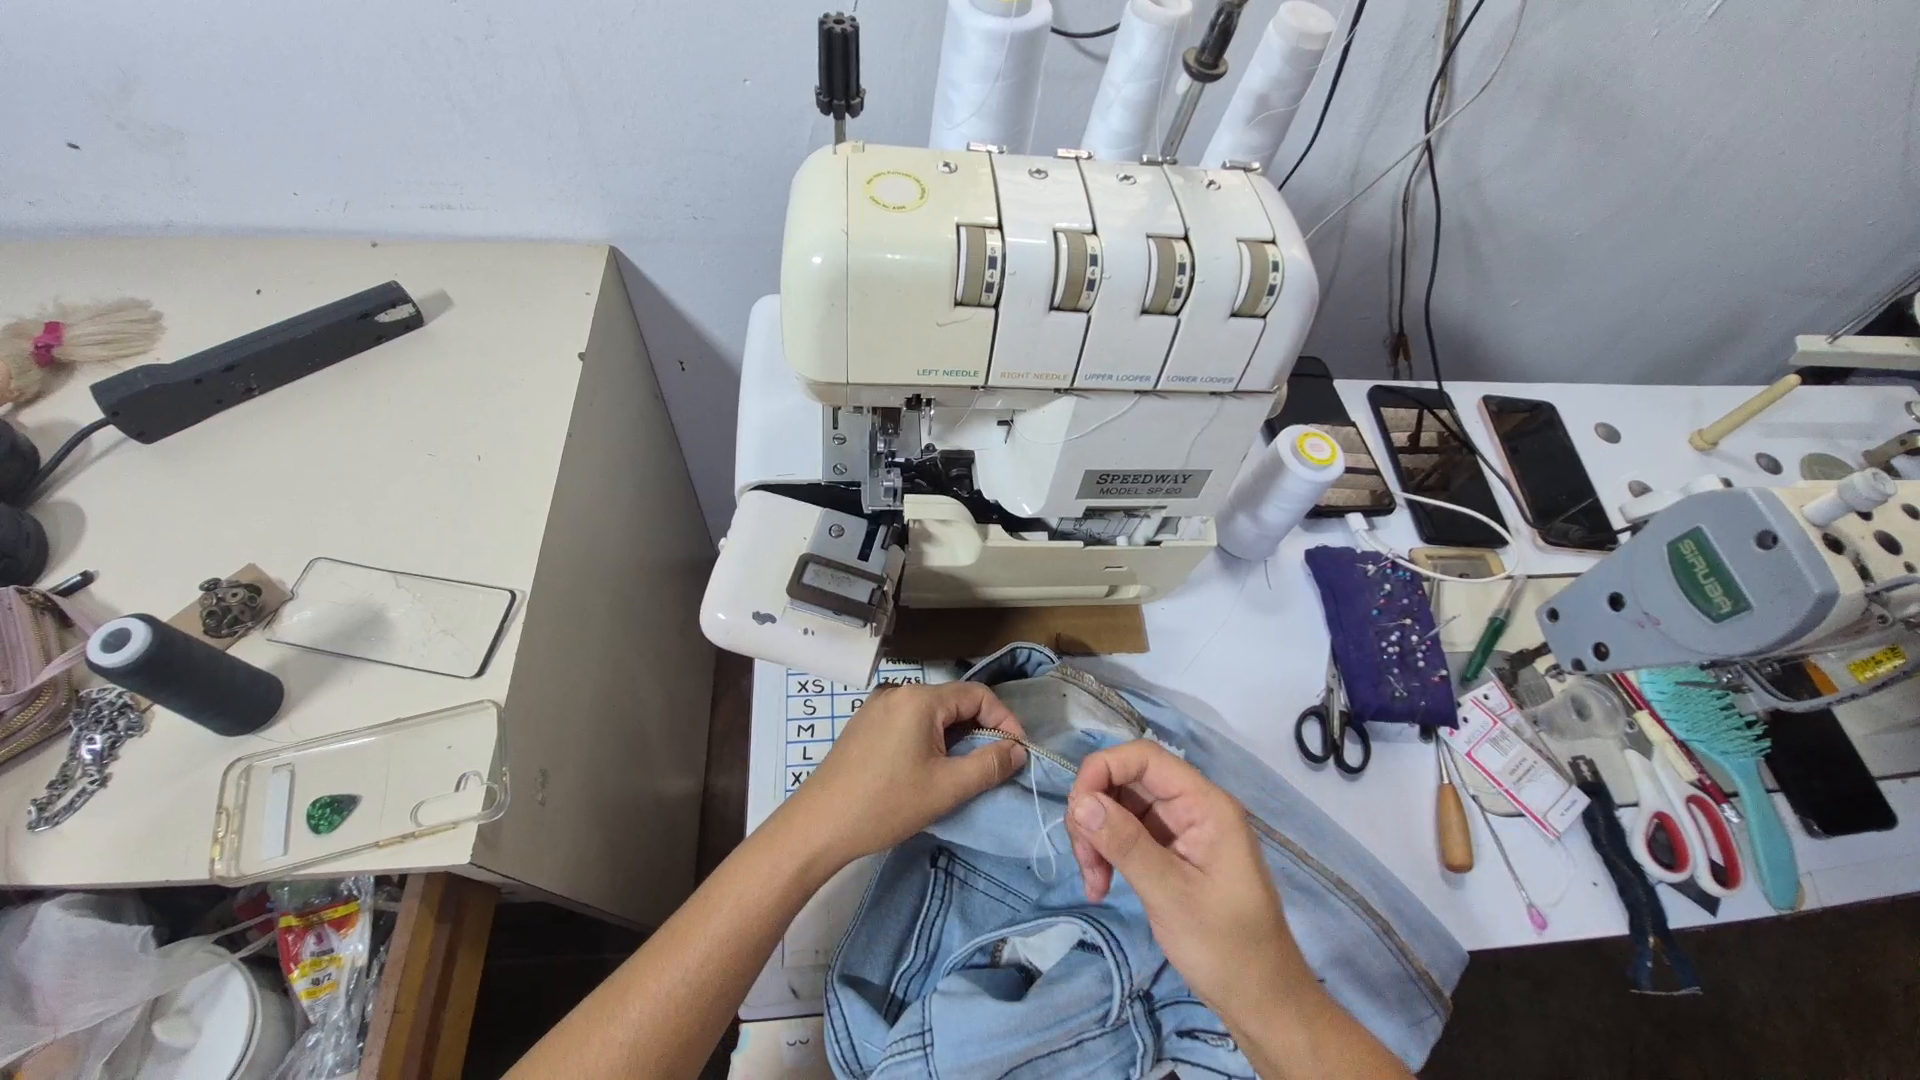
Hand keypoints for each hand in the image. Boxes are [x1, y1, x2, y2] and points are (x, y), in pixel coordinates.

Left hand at [781, 681, 1027, 866]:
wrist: (819, 825)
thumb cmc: (886, 804)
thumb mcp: (948, 787)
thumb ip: (990, 764)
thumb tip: (1017, 749)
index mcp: (919, 699)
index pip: (977, 695)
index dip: (1004, 720)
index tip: (1016, 752)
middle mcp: (897, 693)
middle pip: (954, 702)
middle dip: (980, 730)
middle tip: (994, 765)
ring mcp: (877, 708)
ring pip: (932, 715)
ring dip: (955, 737)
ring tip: (964, 771)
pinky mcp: (864, 726)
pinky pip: (909, 723)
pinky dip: (930, 740)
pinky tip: (929, 769)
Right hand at [1065, 739, 1304, 1016]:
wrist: (1261, 1000)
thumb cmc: (1226, 947)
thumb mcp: (1172, 894)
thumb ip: (1126, 843)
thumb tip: (1081, 801)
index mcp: (1205, 804)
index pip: (1144, 757)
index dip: (1103, 770)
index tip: (1077, 811)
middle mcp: (1191, 807)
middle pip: (1126, 780)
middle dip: (1095, 813)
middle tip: (1085, 859)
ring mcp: (1179, 829)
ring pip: (1120, 807)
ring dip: (1096, 837)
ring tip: (1094, 881)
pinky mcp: (1169, 852)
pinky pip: (1126, 834)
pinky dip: (1107, 854)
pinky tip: (1100, 885)